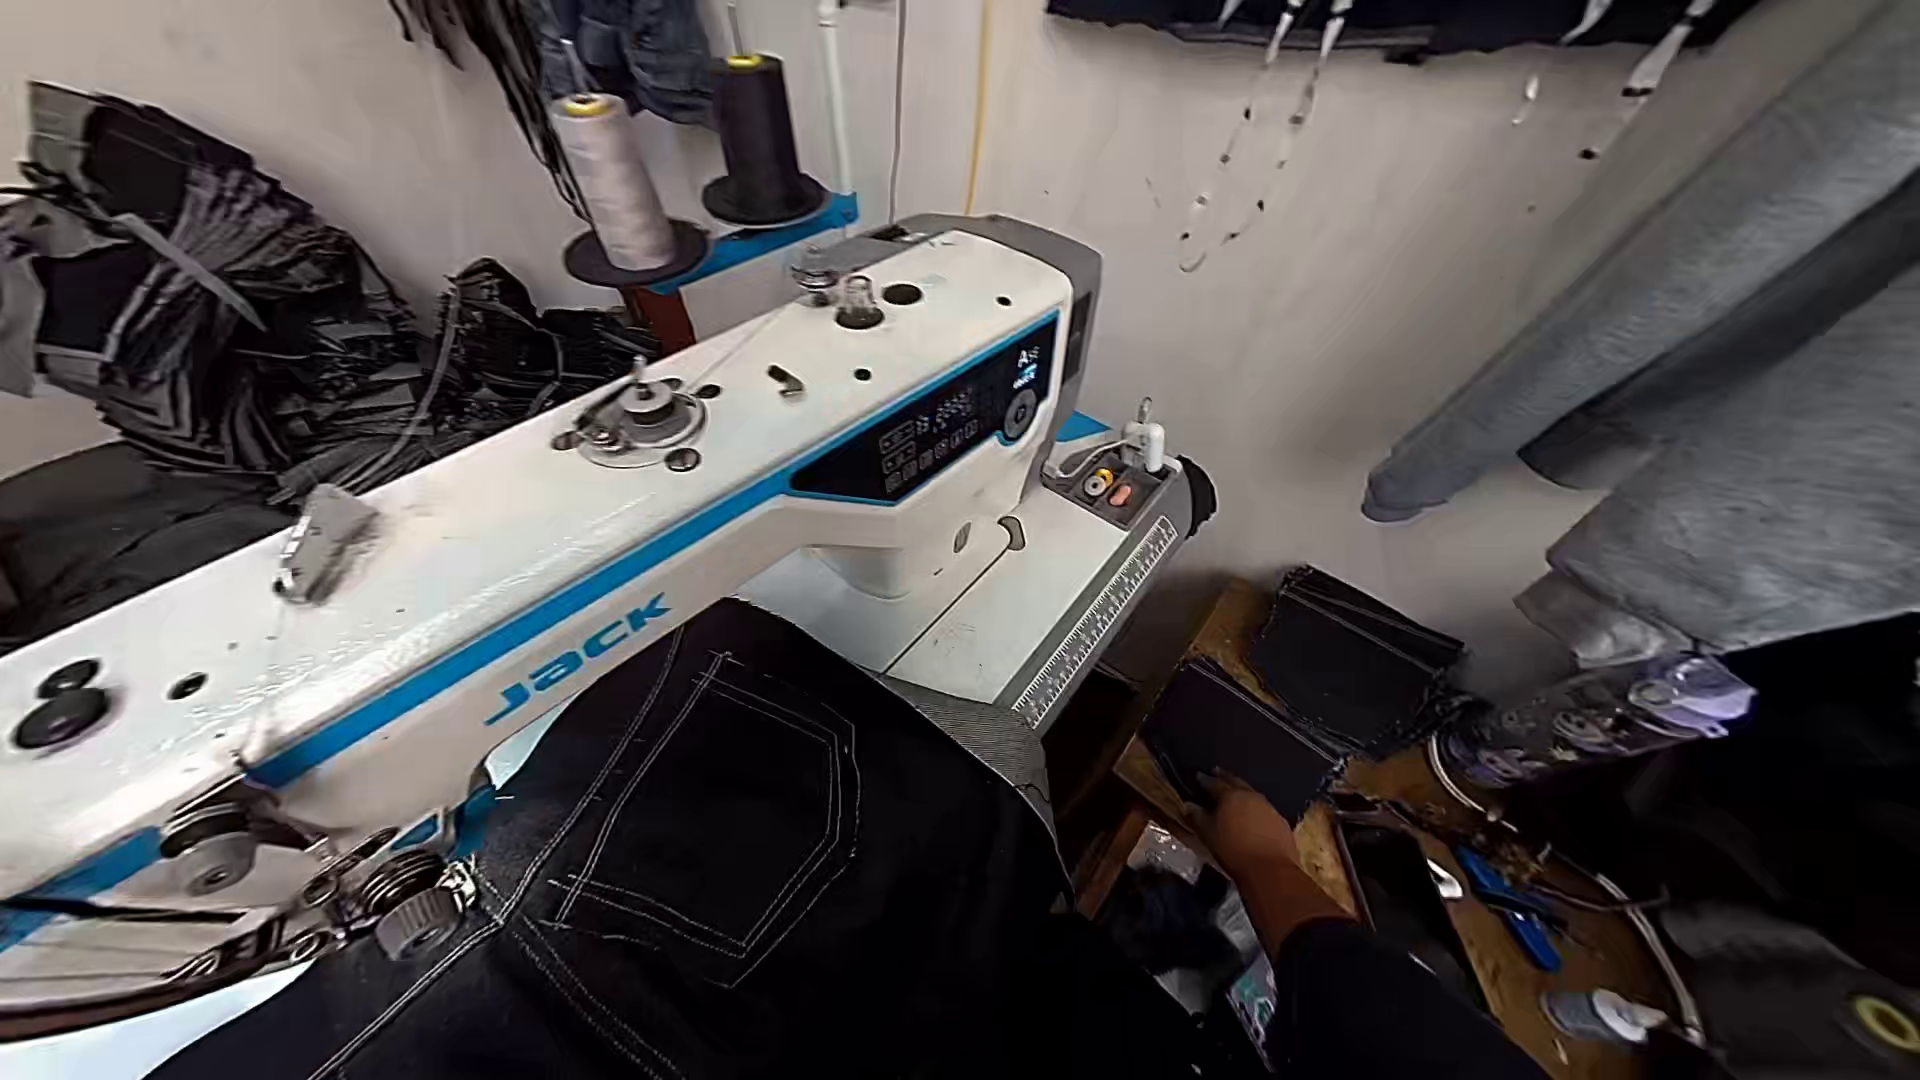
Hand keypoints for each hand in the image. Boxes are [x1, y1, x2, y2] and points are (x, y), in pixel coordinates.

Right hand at [1185, 770, 1298, 879]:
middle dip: (1224, 777)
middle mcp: (1251, 796)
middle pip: (1235, 782)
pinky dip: (1256, 809)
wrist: (1271, 872)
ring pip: (1252, 794)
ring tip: (1235, 795)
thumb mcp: (1208, 833)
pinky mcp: (1282, 823)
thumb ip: (1197, 816)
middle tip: (1216, 772)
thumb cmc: (1233, 850)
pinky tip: (1253, 816)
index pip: (1214, 783)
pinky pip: (1265, 810)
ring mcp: (1269, 809)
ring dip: (1242, 793)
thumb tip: (1188, 805)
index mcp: (1230, 795)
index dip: (1204, 780)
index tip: (1198, 776)